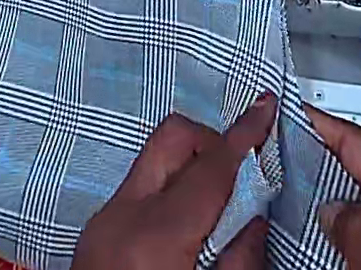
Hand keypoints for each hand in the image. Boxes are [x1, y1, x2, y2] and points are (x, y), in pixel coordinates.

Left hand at [72, 94, 276, 269]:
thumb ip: (239, 259)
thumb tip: (254, 212)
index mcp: (154, 239)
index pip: (209, 167)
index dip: (244, 134)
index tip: (264, 107)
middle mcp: (122, 213)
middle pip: (172, 137)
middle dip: (211, 142)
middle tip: (241, 176)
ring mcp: (103, 218)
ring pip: (155, 158)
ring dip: (191, 168)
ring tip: (217, 212)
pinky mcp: (96, 228)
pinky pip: (141, 186)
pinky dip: (171, 191)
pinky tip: (189, 230)